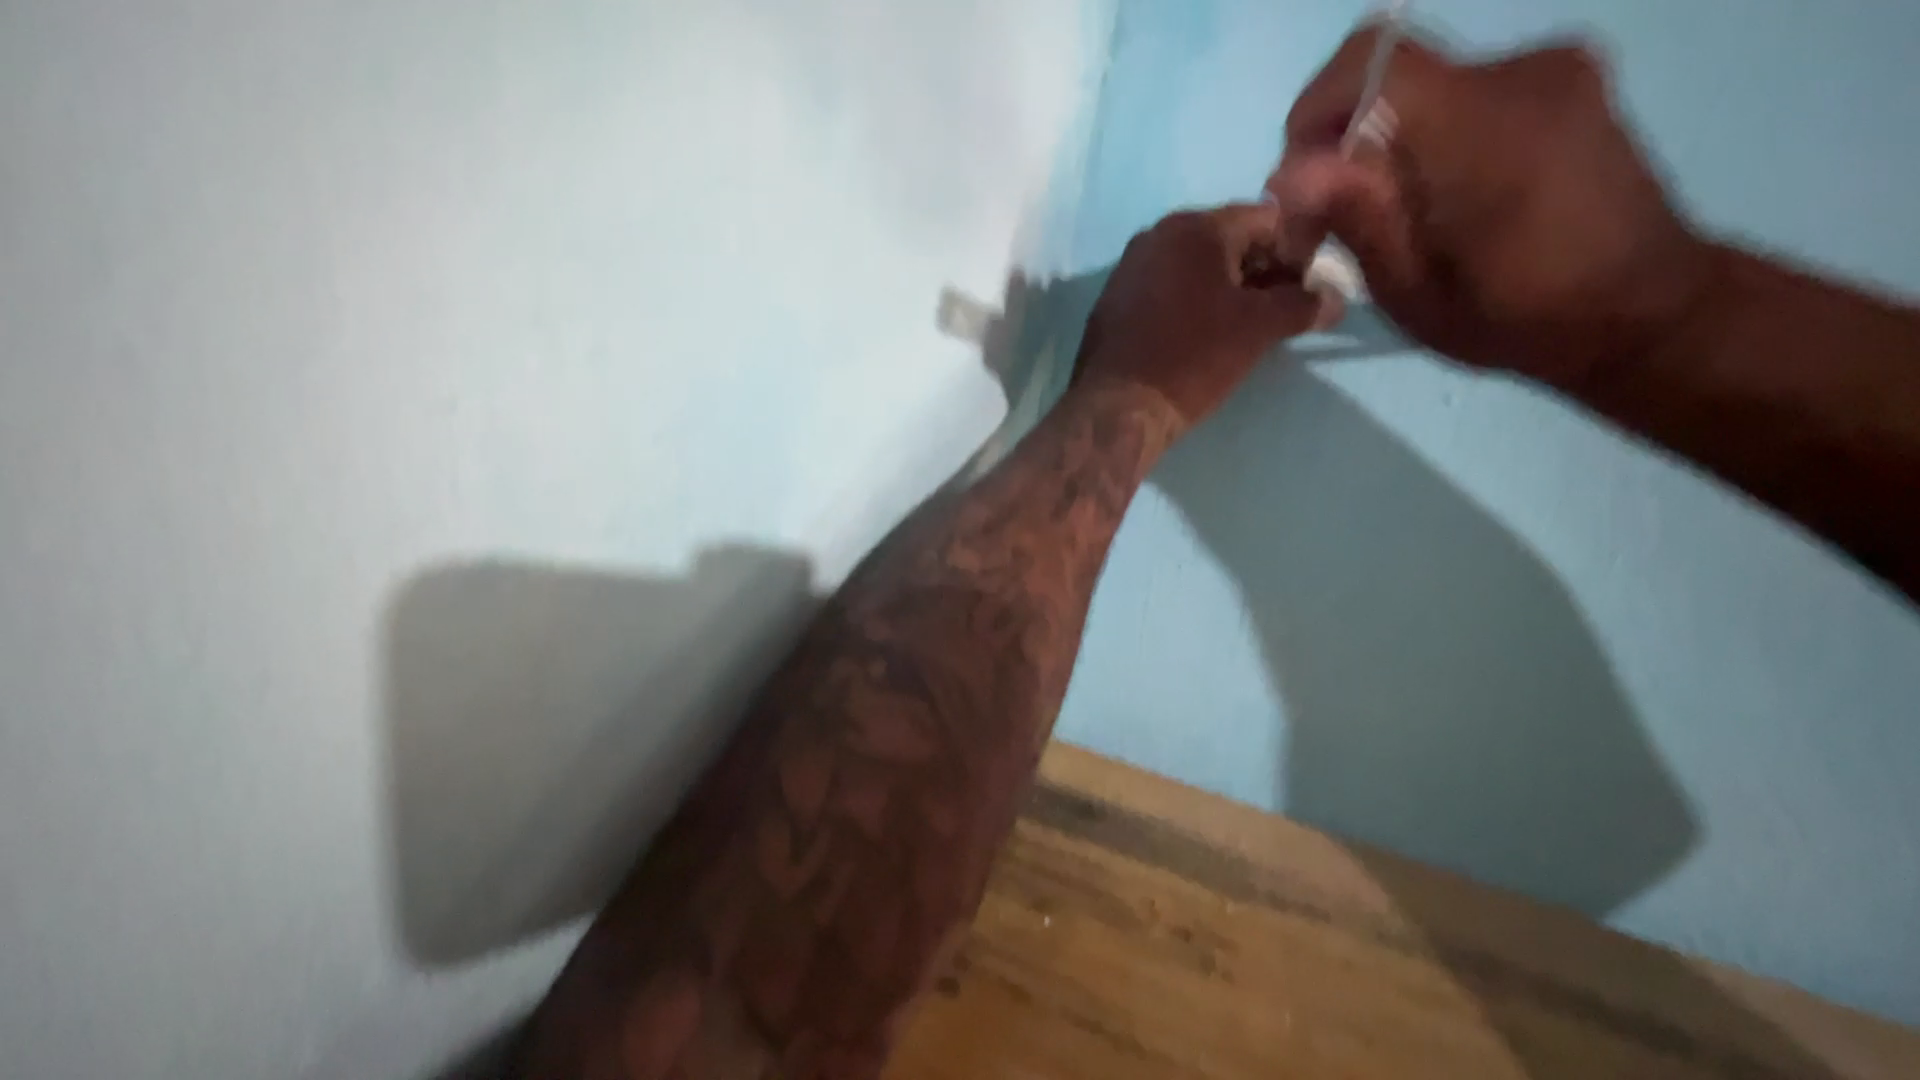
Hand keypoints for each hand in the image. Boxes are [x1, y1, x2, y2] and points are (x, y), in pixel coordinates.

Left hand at [1075, 204, 1335, 426]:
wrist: (1118, 407)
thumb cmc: (1193, 358)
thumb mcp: (1258, 329)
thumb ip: (1303, 305)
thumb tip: (1336, 299)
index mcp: (1194, 227)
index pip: (1265, 220)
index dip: (1294, 251)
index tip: (1304, 290)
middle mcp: (1157, 234)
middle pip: (1227, 240)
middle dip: (1259, 270)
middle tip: (1279, 311)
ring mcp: (1129, 267)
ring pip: (1194, 266)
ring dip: (1225, 289)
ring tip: (1243, 328)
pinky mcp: (1113, 300)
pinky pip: (1165, 289)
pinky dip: (1190, 303)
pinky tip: (1200, 335)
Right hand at [1268, 24, 1721, 387]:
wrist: (1647, 308)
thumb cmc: (1521, 318)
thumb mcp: (1415, 291)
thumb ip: (1356, 216)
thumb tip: (1289, 171)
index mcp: (1482, 126)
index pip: (1372, 57)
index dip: (1316, 105)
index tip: (1299, 171)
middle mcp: (1524, 73)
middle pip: (1393, 78)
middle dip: (1343, 139)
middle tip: (1330, 216)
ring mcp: (1556, 70)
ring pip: (1427, 91)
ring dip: (1387, 144)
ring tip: (1387, 217)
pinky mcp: (1568, 83)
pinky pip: (1468, 95)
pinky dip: (1432, 137)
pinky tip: (1438, 198)